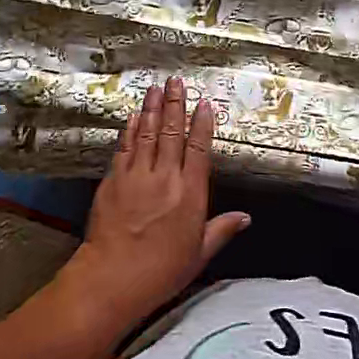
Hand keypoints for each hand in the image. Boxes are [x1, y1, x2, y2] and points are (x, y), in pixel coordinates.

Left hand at [62, 76, 249, 323]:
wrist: (113, 277)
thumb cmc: (161, 271)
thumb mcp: (199, 253)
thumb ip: (221, 230)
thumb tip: (245, 218)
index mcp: (190, 194)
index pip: (199, 150)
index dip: (202, 125)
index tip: (204, 104)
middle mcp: (165, 178)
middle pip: (171, 133)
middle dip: (175, 105)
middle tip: (176, 81)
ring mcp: (136, 176)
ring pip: (146, 134)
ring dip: (152, 109)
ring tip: (156, 88)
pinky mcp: (113, 180)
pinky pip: (124, 148)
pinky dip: (130, 130)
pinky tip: (133, 117)